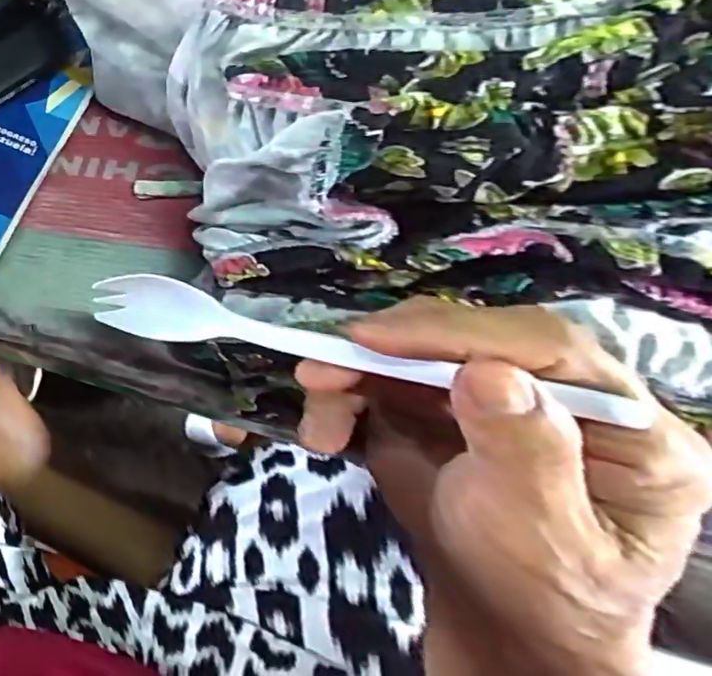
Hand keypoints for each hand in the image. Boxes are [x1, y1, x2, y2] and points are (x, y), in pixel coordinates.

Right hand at [296, 299, 711, 674]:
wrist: (495, 611)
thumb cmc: (541, 583)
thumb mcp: (541, 529)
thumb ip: (526, 452)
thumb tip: (491, 373)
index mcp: (627, 427)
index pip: (546, 347)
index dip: (456, 333)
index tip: (374, 340)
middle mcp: (559, 396)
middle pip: (464, 337)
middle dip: (385, 349)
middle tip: (323, 371)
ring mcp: (488, 395)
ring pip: (406, 351)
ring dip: (348, 374)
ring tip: (318, 420)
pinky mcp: (432, 401)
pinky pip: (374, 376)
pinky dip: (337, 397)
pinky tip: (324, 434)